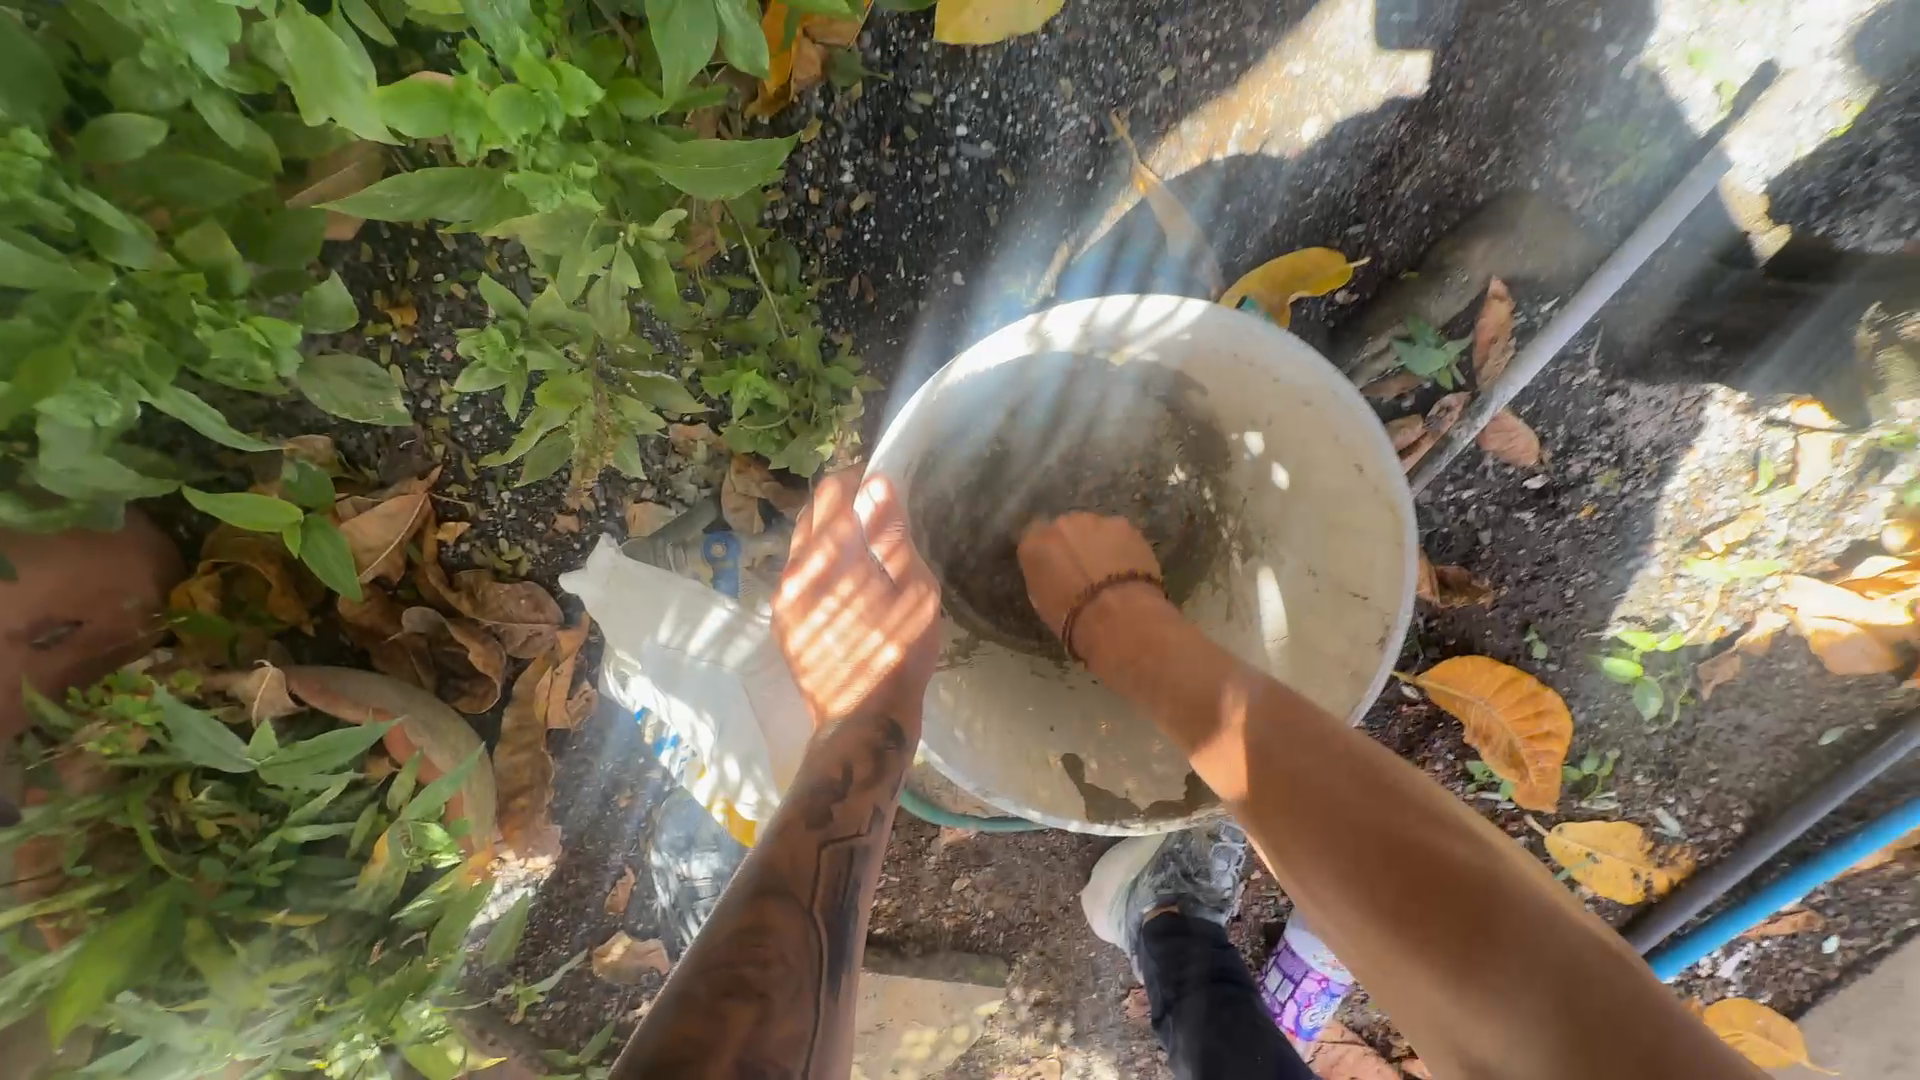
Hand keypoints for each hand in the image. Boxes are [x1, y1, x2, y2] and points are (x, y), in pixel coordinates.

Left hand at [774, 471, 941, 734]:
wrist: (862, 721)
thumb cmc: (899, 654)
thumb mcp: (912, 591)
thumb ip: (891, 534)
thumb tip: (876, 483)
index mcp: (828, 557)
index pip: (832, 492)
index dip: (857, 479)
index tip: (882, 485)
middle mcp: (795, 569)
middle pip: (812, 514)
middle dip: (842, 504)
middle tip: (877, 515)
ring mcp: (784, 598)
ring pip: (803, 545)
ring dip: (830, 534)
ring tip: (865, 549)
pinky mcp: (783, 621)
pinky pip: (800, 574)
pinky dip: (822, 564)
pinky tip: (849, 583)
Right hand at [1016, 513, 1166, 657]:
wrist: (1117, 614)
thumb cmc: (1073, 618)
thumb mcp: (1042, 601)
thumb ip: (1044, 576)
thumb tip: (1054, 572)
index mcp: (1033, 546)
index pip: (1034, 539)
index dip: (1048, 553)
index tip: (1056, 568)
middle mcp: (1060, 525)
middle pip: (1065, 528)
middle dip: (1073, 544)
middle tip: (1085, 569)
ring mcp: (1093, 521)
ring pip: (1094, 528)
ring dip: (1099, 543)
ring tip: (1112, 570)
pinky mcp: (1123, 524)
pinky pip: (1119, 533)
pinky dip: (1123, 546)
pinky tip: (1130, 567)